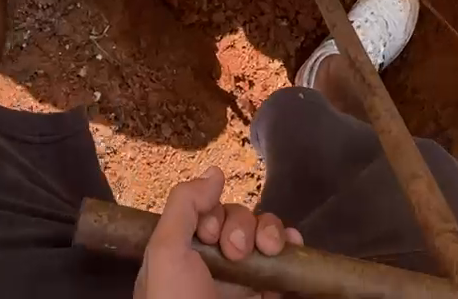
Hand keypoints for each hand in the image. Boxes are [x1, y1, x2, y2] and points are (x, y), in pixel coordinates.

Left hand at [134, 166, 302, 298]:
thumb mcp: (164, 253)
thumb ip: (183, 205)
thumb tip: (215, 172)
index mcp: (184, 256)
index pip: (206, 213)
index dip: (211, 215)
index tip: (209, 236)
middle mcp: (216, 266)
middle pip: (238, 219)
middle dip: (241, 225)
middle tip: (235, 253)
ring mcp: (247, 283)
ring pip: (265, 234)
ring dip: (270, 230)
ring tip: (269, 250)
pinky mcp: (272, 295)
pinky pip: (288, 260)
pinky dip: (293, 245)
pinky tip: (292, 247)